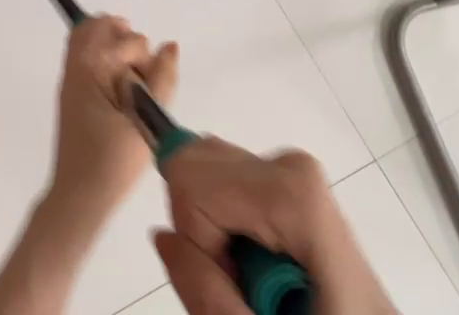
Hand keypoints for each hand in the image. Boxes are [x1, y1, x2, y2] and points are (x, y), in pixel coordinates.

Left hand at [48, 15, 178, 213]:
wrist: (79, 195)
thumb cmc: (114, 161)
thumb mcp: (147, 119)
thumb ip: (162, 79)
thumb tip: (169, 45)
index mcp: (91, 65)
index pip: (129, 40)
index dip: (146, 59)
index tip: (149, 87)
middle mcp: (75, 62)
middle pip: (101, 25)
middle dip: (127, 41)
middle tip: (142, 75)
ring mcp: (69, 76)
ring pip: (89, 36)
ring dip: (114, 47)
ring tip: (133, 81)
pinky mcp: (71, 90)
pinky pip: (83, 55)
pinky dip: (103, 58)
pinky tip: (120, 87)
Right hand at [154, 138, 396, 314]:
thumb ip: (208, 294)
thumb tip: (164, 234)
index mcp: (295, 198)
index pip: (194, 181)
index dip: (197, 240)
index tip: (235, 283)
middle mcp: (293, 168)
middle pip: (195, 164)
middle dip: (200, 228)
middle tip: (241, 278)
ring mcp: (290, 168)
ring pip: (201, 169)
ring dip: (211, 225)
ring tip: (254, 272)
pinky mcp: (286, 176)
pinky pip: (218, 178)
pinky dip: (222, 219)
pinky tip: (259, 257)